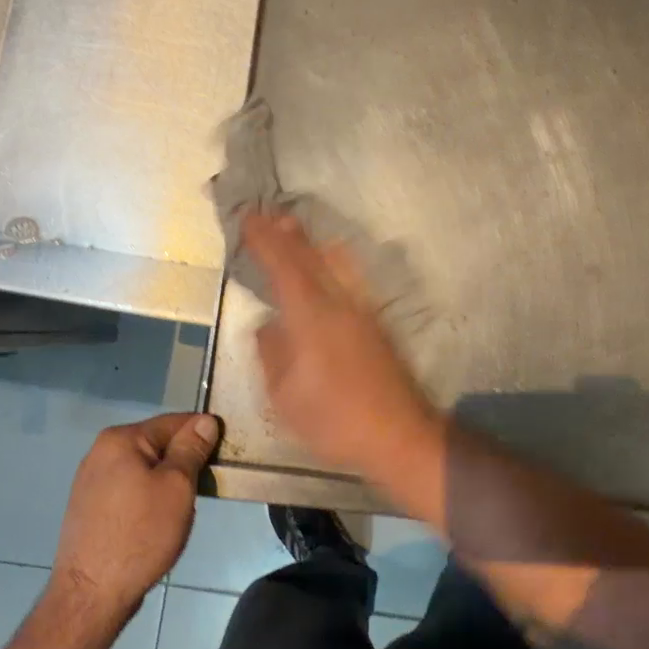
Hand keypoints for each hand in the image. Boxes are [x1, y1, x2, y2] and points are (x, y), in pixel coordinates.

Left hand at [51, 413, 219, 623]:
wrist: (91, 593)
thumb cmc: (140, 535)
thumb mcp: (176, 487)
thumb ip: (191, 449)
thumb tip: (205, 420)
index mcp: (120, 438)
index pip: (174, 421)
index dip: (203, 434)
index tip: (224, 454)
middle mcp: (100, 452)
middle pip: (157, 444)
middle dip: (184, 461)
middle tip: (206, 487)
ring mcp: (91, 480)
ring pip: (144, 469)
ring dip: (166, 482)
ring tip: (183, 508)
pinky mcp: (89, 507)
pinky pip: (129, 490)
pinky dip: (148, 498)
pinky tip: (157, 522)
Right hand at [242, 213, 442, 469]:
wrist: (400, 434)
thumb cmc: (335, 422)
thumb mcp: (285, 398)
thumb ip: (272, 355)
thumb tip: (266, 326)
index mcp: (312, 318)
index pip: (285, 267)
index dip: (265, 240)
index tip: (249, 219)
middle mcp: (340, 304)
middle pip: (312, 257)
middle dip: (288, 234)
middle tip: (269, 213)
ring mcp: (363, 312)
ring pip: (337, 264)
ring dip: (313, 244)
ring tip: (296, 230)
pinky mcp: (377, 324)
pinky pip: (351, 277)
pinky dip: (333, 261)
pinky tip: (331, 265)